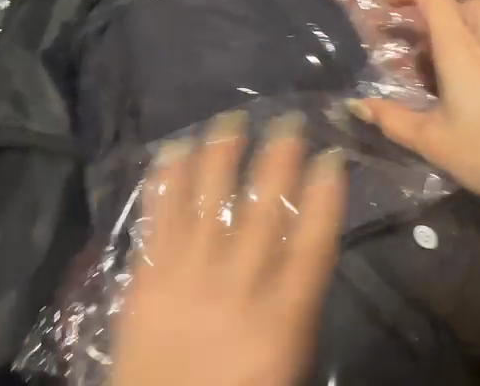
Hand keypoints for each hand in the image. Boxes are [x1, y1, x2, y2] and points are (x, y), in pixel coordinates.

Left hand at [112, 111, 347, 385]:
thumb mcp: (284, 362)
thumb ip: (292, 305)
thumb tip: (297, 249)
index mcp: (282, 319)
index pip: (312, 244)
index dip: (325, 197)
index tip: (332, 157)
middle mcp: (238, 286)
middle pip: (262, 210)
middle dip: (278, 159)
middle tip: (287, 119)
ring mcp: (189, 275)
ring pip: (209, 200)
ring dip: (221, 153)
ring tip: (231, 117)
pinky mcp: (148, 274)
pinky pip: (160, 215)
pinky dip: (167, 178)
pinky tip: (174, 148)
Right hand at [349, 0, 479, 253]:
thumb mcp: (432, 142)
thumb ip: (391, 119)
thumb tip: (356, 105)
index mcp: (461, 50)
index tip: (385, 2)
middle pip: (465, 2)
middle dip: (437, 7)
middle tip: (414, 32)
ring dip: (461, 28)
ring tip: (440, 62)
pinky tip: (474, 87)